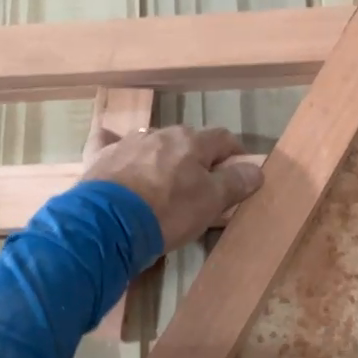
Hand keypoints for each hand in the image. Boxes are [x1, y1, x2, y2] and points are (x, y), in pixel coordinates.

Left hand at [81, 124, 263, 251]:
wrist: (109, 223)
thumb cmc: (168, 212)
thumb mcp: (211, 202)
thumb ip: (236, 182)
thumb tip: (256, 168)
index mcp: (191, 142)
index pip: (223, 138)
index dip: (234, 153)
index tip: (239, 170)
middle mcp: (160, 134)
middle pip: (186, 140)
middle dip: (196, 157)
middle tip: (199, 185)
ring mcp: (127, 142)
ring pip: (152, 142)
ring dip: (161, 156)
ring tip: (161, 181)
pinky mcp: (100, 156)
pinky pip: (107, 141)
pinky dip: (114, 145)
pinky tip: (114, 151)